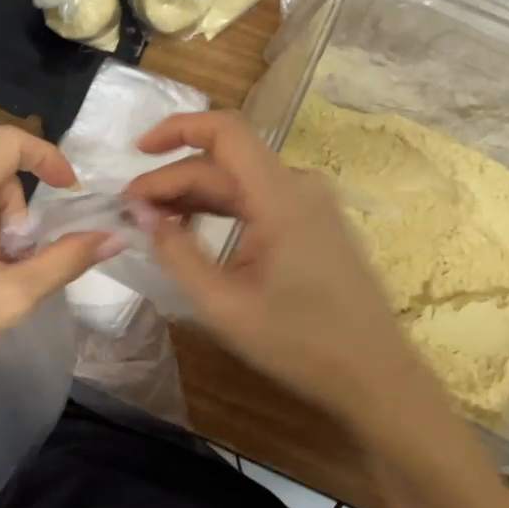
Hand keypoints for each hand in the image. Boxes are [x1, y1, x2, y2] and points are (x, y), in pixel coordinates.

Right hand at [124, 112, 435, 424]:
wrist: (377, 378)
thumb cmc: (300, 344)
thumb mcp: (223, 305)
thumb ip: (176, 252)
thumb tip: (141, 214)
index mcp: (281, 197)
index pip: (224, 130)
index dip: (176, 129)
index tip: (135, 154)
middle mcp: (299, 187)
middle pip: (223, 162)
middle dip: (172, 179)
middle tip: (131, 212)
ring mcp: (311, 204)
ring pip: (238, 180)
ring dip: (192, 193)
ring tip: (152, 220)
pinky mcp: (314, 223)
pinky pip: (256, 198)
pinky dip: (219, 207)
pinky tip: (191, 228)